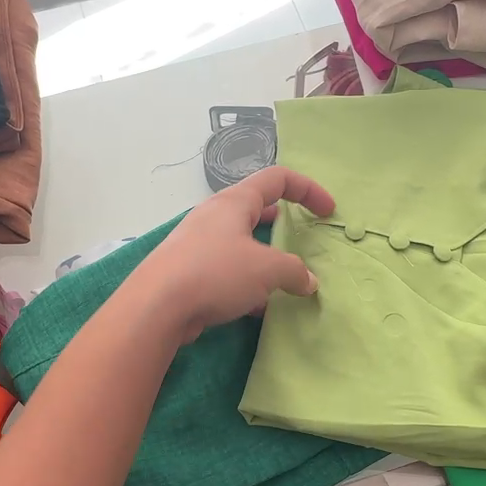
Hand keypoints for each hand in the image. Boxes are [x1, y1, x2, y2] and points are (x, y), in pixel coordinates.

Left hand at [123, 166, 335, 343]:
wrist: (156, 306)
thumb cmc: (215, 273)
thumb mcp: (266, 270)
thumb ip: (294, 271)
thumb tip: (308, 281)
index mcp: (234, 202)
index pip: (277, 178)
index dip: (308, 190)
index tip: (329, 211)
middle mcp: (214, 216)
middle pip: (255, 209)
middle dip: (281, 223)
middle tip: (301, 239)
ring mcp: (198, 243)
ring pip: (240, 243)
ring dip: (264, 258)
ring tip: (282, 280)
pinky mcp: (188, 271)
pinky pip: (226, 269)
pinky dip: (245, 282)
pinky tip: (255, 306)